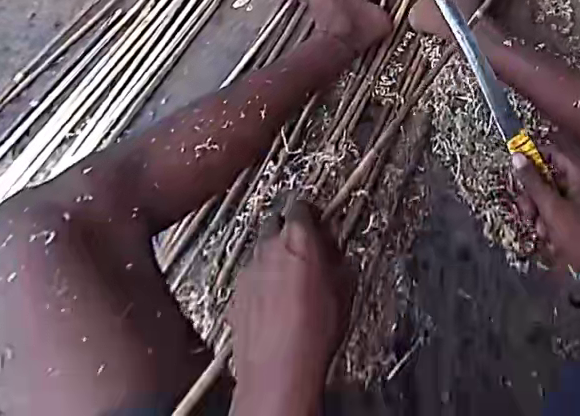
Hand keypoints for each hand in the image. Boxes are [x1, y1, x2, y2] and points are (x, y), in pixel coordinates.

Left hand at [230, 200, 344, 413]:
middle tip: (305, 246)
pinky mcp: (236, 296)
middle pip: (276, 221)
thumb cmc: (313, 333)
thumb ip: (336, 256)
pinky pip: (250, 276)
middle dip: (289, 229)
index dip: (312, 212)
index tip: (319, 222)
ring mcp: (249, 271)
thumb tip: (335, 250)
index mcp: (298, 237)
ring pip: (261, 249)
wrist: (278, 374)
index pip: (301, 205)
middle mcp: (269, 247)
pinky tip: (274, 302)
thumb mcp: (343, 285)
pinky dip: (261, 281)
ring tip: (291, 279)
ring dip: (274, 256)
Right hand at [510, 146, 579, 276]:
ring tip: (540, 230)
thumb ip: (533, 182)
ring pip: (553, 197)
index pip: (553, 153)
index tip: (516, 172)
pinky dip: (552, 223)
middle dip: (535, 195)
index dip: (532, 160)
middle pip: (551, 177)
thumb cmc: (579, 236)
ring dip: (541, 213)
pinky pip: (562, 212)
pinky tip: (549, 238)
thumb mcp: (551, 208)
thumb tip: (517, 155)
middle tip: (527, 211)